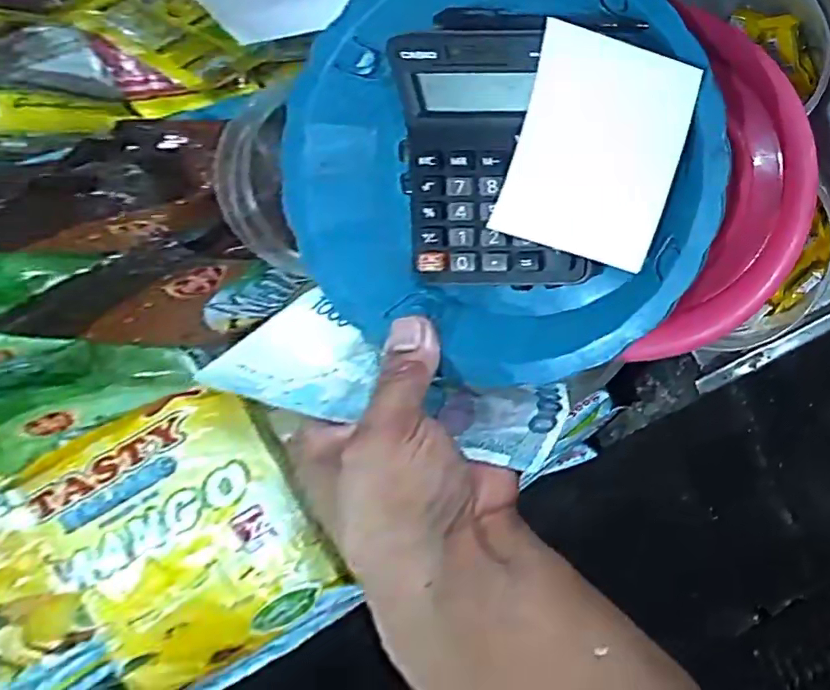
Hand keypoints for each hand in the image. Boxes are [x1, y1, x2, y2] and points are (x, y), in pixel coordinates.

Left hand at [289, 316, 524, 598]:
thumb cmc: (395, 502)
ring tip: (470, 296)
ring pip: (439, 374)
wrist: (460, 546)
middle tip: (434, 281)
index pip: (331, 374)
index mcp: (332, 434)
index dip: (348, 335)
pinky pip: (478, 387)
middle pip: (393, 368)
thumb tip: (410, 321)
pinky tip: (498, 330)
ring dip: (454, 347)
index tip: (375, 290)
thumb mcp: (382, 437)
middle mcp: (377, 425)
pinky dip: (488, 366)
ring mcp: (427, 426)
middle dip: (413, 333)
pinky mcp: (472, 426)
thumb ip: (397, 379)